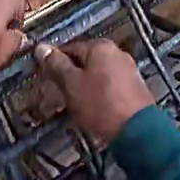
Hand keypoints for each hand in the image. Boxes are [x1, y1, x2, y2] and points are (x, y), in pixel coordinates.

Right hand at [33, 39, 153, 144]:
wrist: (138, 133)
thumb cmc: (100, 104)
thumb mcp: (71, 83)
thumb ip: (56, 64)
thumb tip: (41, 47)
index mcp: (100, 47)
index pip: (69, 49)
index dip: (54, 64)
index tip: (46, 81)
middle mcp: (116, 53)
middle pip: (84, 62)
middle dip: (69, 78)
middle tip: (57, 97)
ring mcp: (128, 71)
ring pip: (96, 75)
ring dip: (83, 88)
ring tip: (74, 107)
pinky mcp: (135, 89)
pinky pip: (109, 86)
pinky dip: (98, 95)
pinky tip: (92, 110)